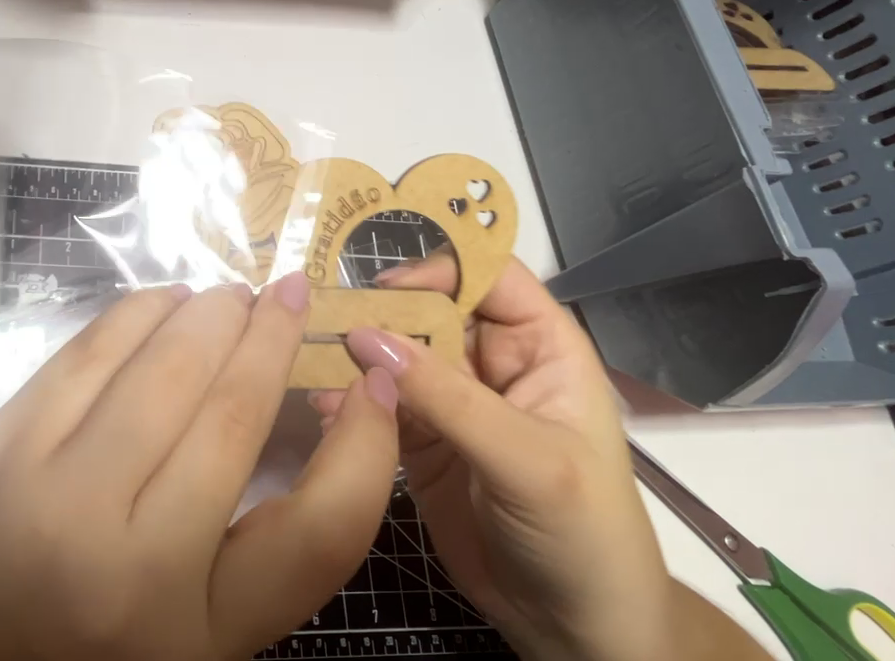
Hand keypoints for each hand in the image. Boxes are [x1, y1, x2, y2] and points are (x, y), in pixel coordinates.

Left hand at [0, 275, 400, 660]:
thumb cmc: (78, 653)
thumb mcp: (185, 633)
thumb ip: (246, 544)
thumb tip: (292, 415)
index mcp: (195, 632)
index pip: (321, 532)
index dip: (367, 450)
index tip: (376, 384)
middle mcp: (130, 559)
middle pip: (229, 415)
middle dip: (268, 339)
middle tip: (286, 294)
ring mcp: (51, 493)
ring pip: (157, 369)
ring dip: (205, 315)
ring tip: (229, 294)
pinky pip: (83, 356)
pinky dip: (133, 316)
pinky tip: (158, 302)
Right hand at [310, 255, 772, 660]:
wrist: (578, 632)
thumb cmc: (583, 536)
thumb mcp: (526, 460)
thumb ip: (447, 397)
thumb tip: (364, 336)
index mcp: (540, 347)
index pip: (487, 277)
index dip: (439, 270)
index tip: (382, 287)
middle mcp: (492, 363)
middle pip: (428, 311)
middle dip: (379, 312)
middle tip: (324, 320)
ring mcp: (453, 402)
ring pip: (396, 355)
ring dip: (355, 355)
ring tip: (310, 361)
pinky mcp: (421, 440)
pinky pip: (379, 404)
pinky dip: (348, 401)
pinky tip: (321, 409)